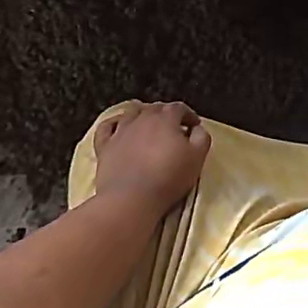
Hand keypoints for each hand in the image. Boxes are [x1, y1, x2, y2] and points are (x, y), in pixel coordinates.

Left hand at [92, 101, 210, 204]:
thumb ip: (202, 137)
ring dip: (142, 114)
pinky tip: (119, 127)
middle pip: (156, 108)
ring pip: (132, 113)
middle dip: (167, 114)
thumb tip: (197, 129)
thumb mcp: (197, 157)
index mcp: (166, 119)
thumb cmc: (169, 177)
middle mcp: (143, 119)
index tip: (194, 126)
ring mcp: (121, 131)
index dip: (188, 115)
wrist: (131, 199)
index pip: (179, 108)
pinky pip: (106, 127)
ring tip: (148, 125)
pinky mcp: (104, 146)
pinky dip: (114, 123)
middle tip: (174, 128)